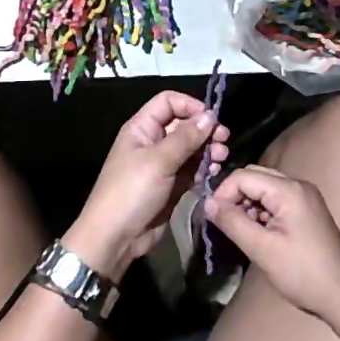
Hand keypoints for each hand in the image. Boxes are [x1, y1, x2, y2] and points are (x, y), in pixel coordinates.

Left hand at [67, 92, 229, 276]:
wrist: (115, 238)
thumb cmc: (131, 192)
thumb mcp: (158, 161)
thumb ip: (185, 138)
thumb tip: (209, 116)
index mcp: (141, 128)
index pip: (167, 102)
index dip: (190, 105)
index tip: (212, 118)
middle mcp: (152, 142)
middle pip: (183, 125)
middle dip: (204, 130)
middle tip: (223, 141)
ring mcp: (162, 164)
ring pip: (191, 148)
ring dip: (207, 150)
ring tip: (221, 158)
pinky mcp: (171, 185)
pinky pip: (191, 169)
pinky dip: (203, 169)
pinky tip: (213, 173)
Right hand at [203, 165, 339, 327]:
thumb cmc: (302, 273)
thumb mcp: (262, 249)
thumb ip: (232, 222)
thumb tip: (207, 204)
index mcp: (288, 190)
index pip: (243, 176)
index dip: (223, 193)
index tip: (213, 218)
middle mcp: (298, 185)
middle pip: (254, 176)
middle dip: (235, 196)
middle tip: (225, 223)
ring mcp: (305, 196)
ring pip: (264, 187)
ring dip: (248, 203)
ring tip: (242, 231)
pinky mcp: (308, 209)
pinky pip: (277, 199)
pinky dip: (262, 210)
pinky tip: (259, 232)